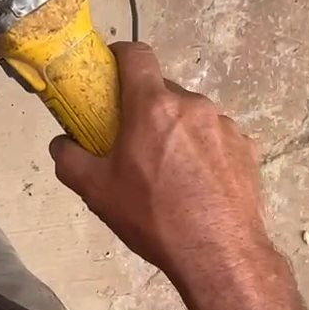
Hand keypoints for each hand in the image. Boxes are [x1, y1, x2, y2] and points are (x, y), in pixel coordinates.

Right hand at [50, 42, 274, 291]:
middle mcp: (192, 104)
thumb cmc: (151, 216)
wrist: (218, 254)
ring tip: (169, 170)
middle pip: (162, 90)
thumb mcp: (96, 191)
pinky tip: (198, 184)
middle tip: (133, 141)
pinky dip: (203, 150)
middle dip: (145, 107)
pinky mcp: (247, 148)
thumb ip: (69, 159)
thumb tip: (61, 145)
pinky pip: (216, 137)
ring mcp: (225, 125)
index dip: (119, 56)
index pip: (136, 54)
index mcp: (153, 105)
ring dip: (175, 130)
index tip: (110, 73)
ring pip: (190, 115)